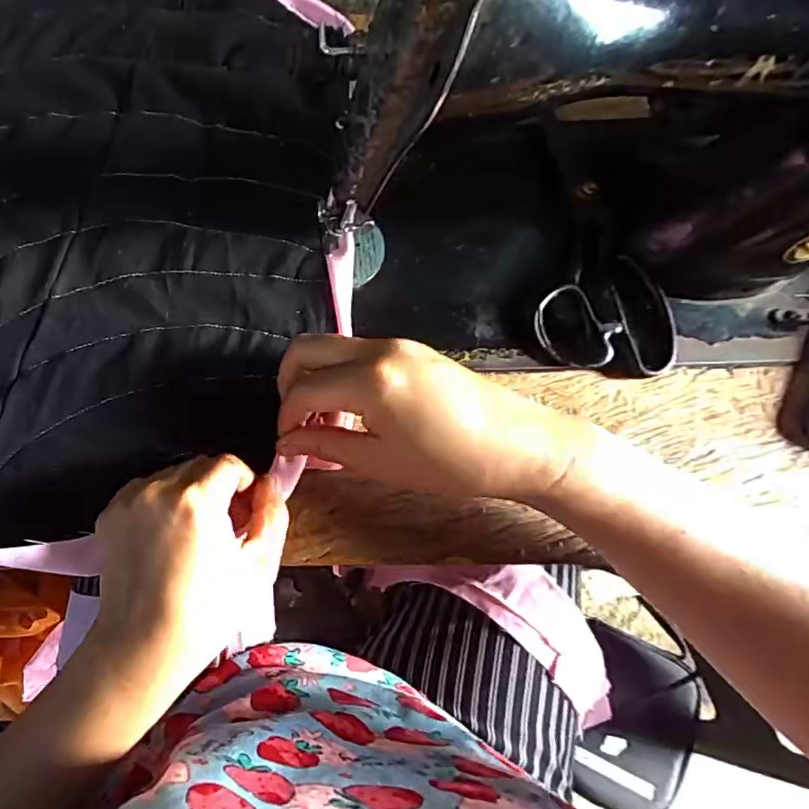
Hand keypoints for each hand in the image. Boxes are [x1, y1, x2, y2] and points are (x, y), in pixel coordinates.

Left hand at [88, 455, 288, 693]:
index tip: (247, 510)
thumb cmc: (205, 612)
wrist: (145, 642)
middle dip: (217, 488)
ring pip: (170, 477)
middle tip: (225, 527)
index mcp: (196, 498)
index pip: (229, 464)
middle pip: (199, 466)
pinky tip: (167, 541)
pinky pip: (144, 493)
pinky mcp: (110, 514)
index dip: (246, 484)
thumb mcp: (257, 566)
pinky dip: (160, 505)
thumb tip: (269, 485)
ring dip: (188, 494)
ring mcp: (129, 500)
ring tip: (194, 537)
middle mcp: (157, 489)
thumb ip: (271, 515)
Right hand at [274, 335, 595, 502]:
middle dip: (288, 384)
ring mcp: (395, 344)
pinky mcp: (408, 348)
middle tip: (297, 420)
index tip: (287, 443)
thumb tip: (286, 443)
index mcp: (369, 380)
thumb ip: (325, 445)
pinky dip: (338, 374)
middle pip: (304, 349)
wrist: (523, 446)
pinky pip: (354, 352)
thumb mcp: (380, 461)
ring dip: (314, 378)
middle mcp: (377, 350)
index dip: (285, 418)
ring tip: (327, 421)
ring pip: (328, 346)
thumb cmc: (452, 464)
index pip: (301, 389)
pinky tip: (354, 410)